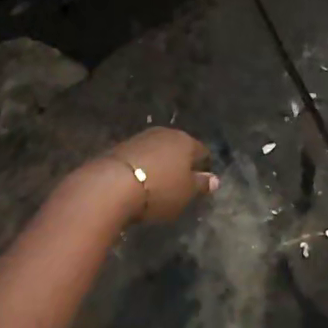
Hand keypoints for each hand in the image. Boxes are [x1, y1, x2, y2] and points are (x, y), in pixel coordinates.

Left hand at [98, 127, 217, 222]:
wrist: (113, 183)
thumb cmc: (159, 189)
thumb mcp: (186, 193)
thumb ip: (201, 184)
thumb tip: (215, 179)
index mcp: (186, 141)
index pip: (202, 151)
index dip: (204, 166)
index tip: (202, 181)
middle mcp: (165, 133)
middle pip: (179, 147)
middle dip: (180, 162)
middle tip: (180, 182)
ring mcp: (142, 137)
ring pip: (159, 149)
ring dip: (161, 162)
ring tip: (159, 182)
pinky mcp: (122, 146)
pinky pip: (141, 155)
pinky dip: (144, 165)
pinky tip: (141, 179)